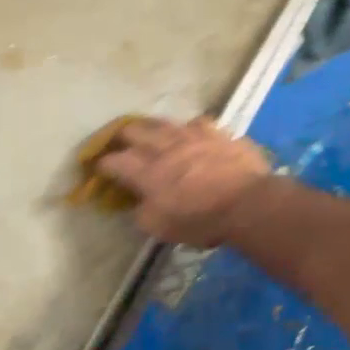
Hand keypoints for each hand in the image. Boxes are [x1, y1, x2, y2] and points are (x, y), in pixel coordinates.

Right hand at [96, 117, 275, 246]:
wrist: (248, 201)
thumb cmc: (202, 220)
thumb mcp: (162, 227)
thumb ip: (143, 212)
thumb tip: (139, 203)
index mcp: (148, 171)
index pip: (115, 161)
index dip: (104, 164)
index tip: (101, 167)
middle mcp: (167, 147)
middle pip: (136, 130)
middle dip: (123, 135)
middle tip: (121, 141)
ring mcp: (195, 136)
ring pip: (167, 122)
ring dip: (156, 127)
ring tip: (154, 131)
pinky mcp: (220, 133)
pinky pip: (201, 124)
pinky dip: (192, 128)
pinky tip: (194, 133)